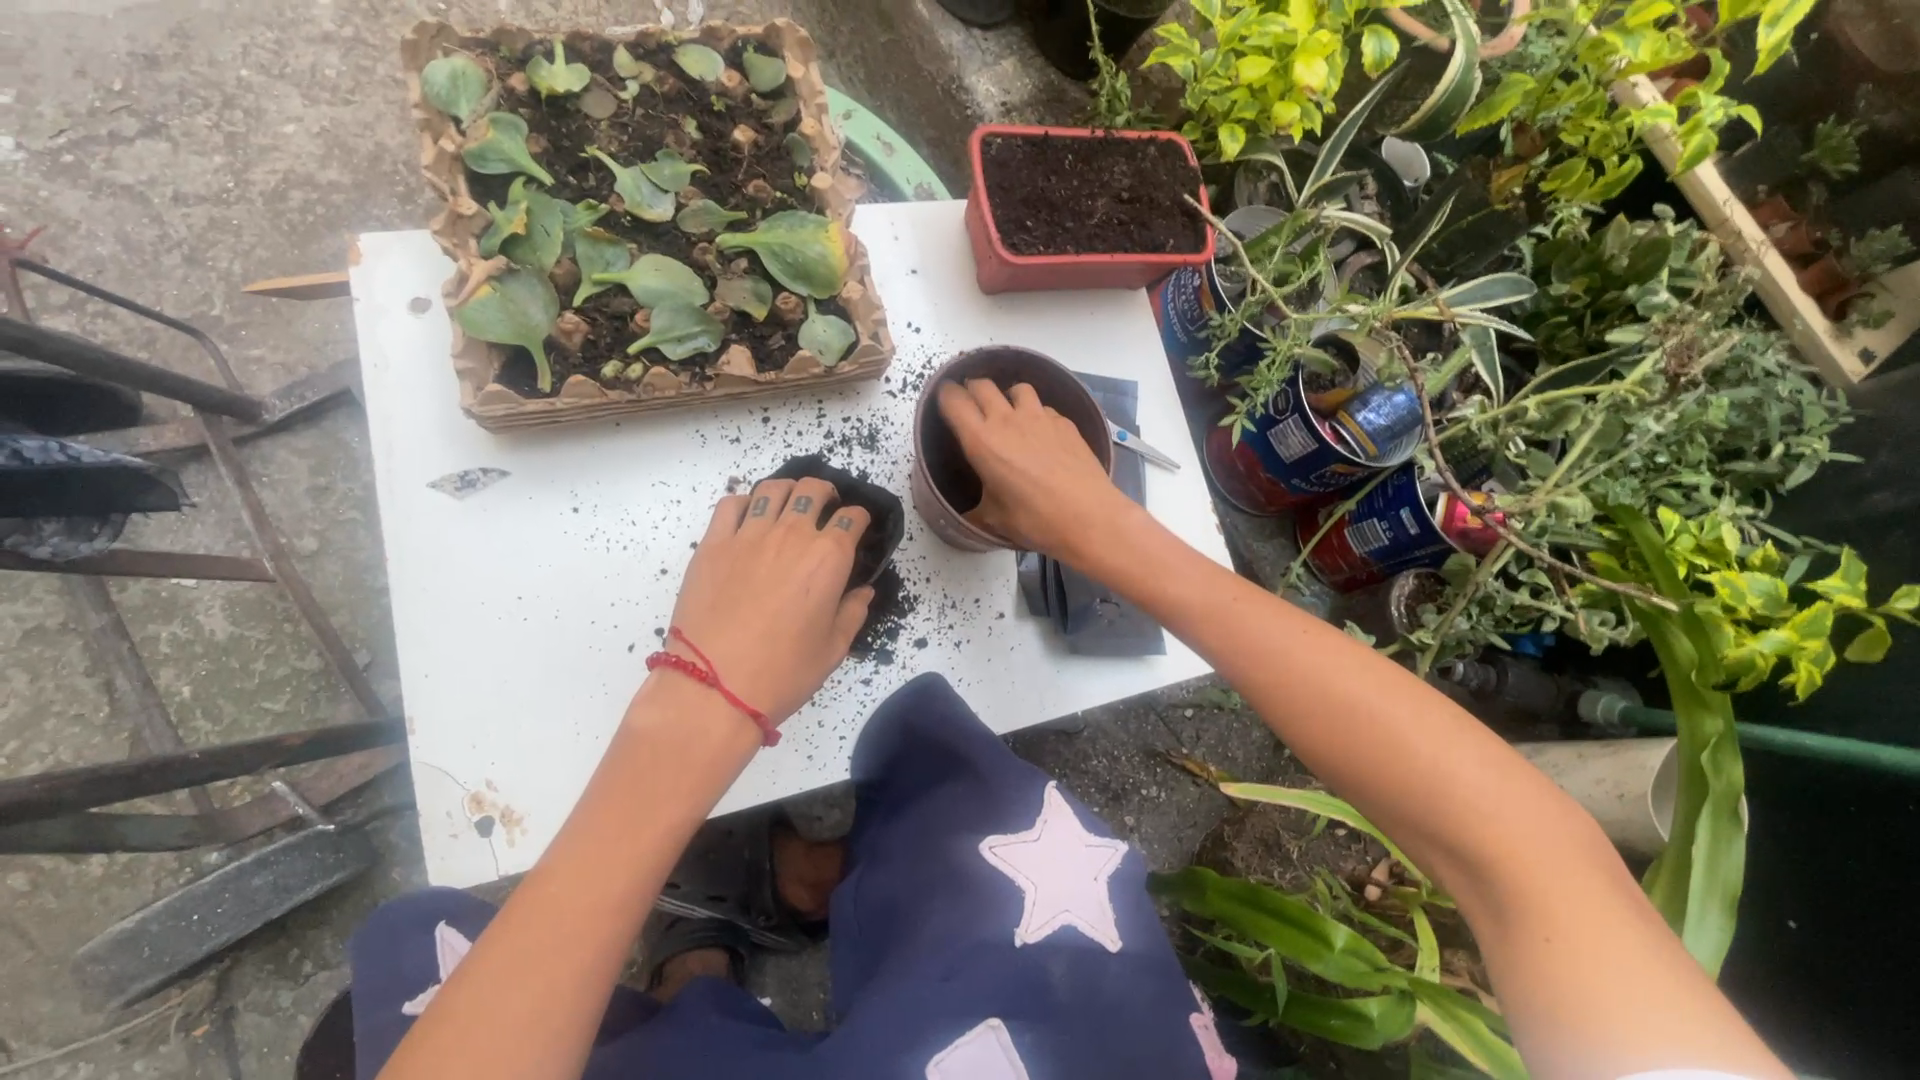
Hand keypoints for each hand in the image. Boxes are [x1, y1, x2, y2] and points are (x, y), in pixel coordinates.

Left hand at [661, 479, 873, 727]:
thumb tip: (863, 591)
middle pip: (813, 490)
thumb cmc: (783, 673)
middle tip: (825, 507)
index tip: (856, 527)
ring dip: (788, 490)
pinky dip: (745, 501)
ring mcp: (748, 535)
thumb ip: (853, 613)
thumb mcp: (833, 650)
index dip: (858, 519)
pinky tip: (749, 516)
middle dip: (825, 493)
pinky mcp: (713, 544)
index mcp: (829, 558)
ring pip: (772, 489)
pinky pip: (731, 504)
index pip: (852, 518)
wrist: (714, 687)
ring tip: (789, 503)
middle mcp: (791, 535)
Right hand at [936, 378, 1139, 561]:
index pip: (954, 400)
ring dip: (1007, 395)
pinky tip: (1041, 433)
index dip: (945, 395)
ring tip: (1009, 411)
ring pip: (1018, 388)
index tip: (944, 401)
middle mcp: (1008, 420)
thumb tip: (967, 518)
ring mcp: (1040, 417)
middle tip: (971, 403)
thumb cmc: (1035, 519)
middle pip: (982, 385)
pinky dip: (1037, 414)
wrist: (1089, 516)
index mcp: (981, 441)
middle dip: (972, 389)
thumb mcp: (994, 519)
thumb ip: (976, 510)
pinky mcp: (1065, 423)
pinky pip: (1044, 408)